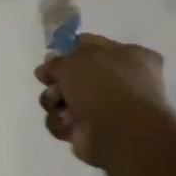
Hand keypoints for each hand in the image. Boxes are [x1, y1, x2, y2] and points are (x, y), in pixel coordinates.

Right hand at [35, 35, 173, 167]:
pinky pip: (63, 120)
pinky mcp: (90, 128)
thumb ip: (59, 59)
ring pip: (63, 98)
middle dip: (55, 79)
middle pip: (72, 74)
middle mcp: (118, 80)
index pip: (92, 45)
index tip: (51, 57)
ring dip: (53, 101)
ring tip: (60, 105)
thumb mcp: (76, 61)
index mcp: (128, 56)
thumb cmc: (104, 86)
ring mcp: (104, 106)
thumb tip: (51, 62)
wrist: (120, 130)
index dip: (68, 50)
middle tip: (46, 80)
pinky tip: (68, 122)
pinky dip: (61, 121)